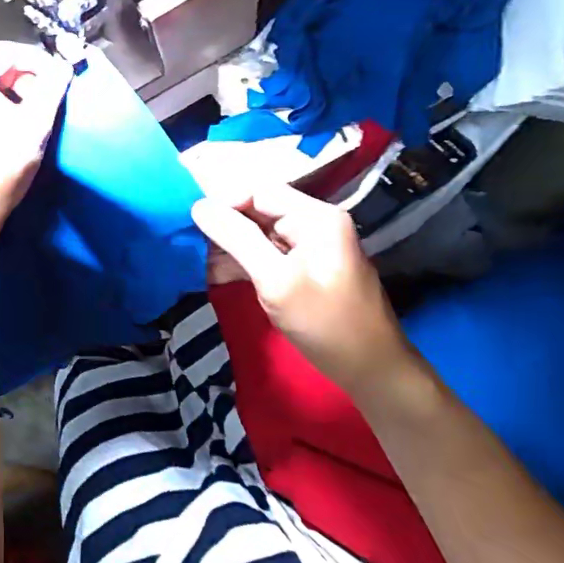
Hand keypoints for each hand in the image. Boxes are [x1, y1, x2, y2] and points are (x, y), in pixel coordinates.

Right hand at [190, 182, 417, 398]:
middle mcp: (313, 224)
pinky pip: (262, 252)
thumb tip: (198, 206)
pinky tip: (215, 274)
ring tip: (200, 263)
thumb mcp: (276, 279)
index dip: (223, 204)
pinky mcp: (300, 266)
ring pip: (254, 232)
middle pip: (255, 210)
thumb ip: (237, 238)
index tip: (193, 225)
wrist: (371, 371)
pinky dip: (239, 261)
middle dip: (223, 227)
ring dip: (226, 247)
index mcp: (316, 218)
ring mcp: (307, 246)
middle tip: (192, 246)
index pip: (257, 192)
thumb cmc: (326, 323)